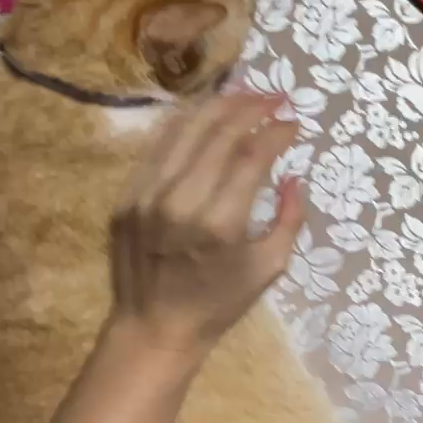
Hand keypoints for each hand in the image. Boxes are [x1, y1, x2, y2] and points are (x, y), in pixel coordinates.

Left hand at [109, 93, 304, 360]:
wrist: (154, 328)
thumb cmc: (218, 303)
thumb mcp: (269, 269)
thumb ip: (290, 221)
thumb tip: (296, 178)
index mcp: (220, 224)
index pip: (252, 157)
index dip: (276, 133)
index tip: (294, 123)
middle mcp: (180, 201)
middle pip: (218, 133)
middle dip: (251, 107)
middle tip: (274, 97)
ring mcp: (146, 196)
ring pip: (183, 131)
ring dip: (217, 106)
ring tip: (243, 95)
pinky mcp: (126, 197)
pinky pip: (156, 148)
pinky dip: (183, 125)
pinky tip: (203, 115)